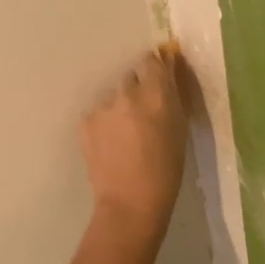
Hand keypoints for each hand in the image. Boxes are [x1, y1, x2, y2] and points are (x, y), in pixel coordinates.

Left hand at [80, 43, 187, 232]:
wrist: (130, 202)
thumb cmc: (166, 171)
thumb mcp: (180, 130)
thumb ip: (173, 97)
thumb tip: (168, 73)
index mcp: (156, 93)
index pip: (151, 61)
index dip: (155, 71)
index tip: (158, 83)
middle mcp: (127, 92)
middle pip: (131, 76)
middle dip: (137, 89)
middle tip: (142, 116)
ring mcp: (102, 106)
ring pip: (113, 96)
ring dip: (119, 107)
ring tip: (124, 136)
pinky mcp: (85, 121)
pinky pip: (98, 113)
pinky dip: (104, 123)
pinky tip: (111, 145)